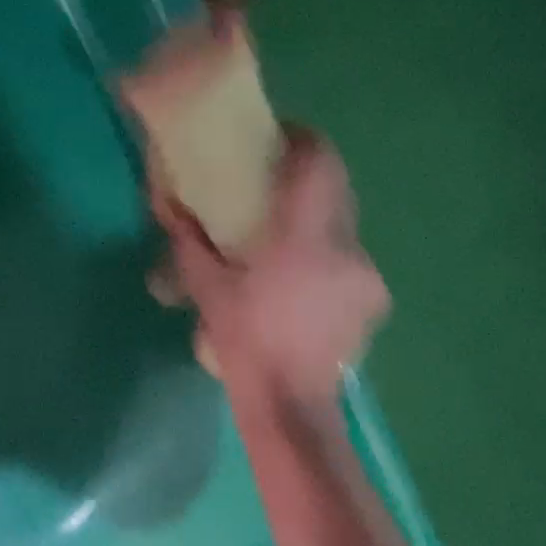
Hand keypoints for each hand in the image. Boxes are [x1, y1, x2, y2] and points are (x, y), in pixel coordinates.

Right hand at [156, 127, 389, 405]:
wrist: (290, 406)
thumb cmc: (246, 346)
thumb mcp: (209, 295)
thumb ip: (191, 246)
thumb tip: (171, 207)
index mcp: (305, 235)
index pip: (317, 159)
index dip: (300, 139)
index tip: (276, 140)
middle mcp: (346, 244)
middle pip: (335, 191)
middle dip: (305, 187)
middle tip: (272, 199)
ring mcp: (366, 273)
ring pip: (343, 232)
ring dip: (316, 233)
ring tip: (284, 257)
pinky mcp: (373, 301)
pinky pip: (350, 268)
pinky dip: (326, 270)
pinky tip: (302, 295)